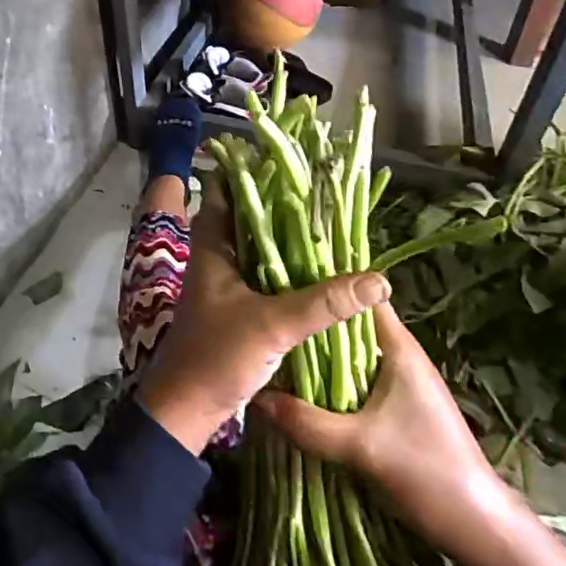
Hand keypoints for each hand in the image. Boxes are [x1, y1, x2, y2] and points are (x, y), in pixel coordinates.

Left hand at [137, 179, 391, 453]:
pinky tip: (317, 270)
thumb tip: (378, 280)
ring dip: (286, 237)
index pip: (226, 190)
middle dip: (280, 203)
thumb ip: (323, 303)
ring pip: (258, 246)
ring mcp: (226, 280)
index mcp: (212, 245)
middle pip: (248, 215)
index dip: (251, 170)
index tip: (289, 159)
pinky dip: (286, 267)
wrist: (188, 407)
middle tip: (321, 190)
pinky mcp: (237, 304)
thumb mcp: (272, 325)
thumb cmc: (217, 355)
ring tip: (328, 223)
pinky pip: (264, 273)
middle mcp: (217, 255)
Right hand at [255, 303, 565, 565]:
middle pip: (349, 321)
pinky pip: (352, 376)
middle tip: (269, 313)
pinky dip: (327, 375)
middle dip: (312, 317)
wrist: (477, 527)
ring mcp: (397, 380)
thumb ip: (308, 422)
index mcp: (399, 347)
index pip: (360, 295)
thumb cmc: (428, 472)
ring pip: (349, 351)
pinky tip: (297, 382)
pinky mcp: (393, 404)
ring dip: (317, 349)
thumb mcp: (361, 447)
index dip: (324, 282)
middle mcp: (398, 354)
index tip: (283, 278)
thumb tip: (257, 398)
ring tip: (274, 343)